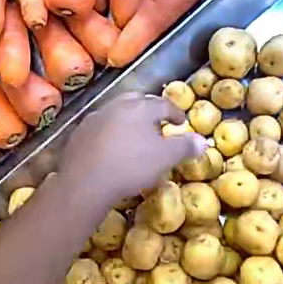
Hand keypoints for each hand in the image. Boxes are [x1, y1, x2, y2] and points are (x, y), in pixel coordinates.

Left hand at [55, 94, 204, 209]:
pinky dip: (110, 132)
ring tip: (135, 135)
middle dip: (149, 109)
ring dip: (128, 120)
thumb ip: (184, 147)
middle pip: (137, 101)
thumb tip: (203, 141)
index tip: (180, 122)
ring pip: (116, 112)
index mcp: (140, 108)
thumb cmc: (131, 166)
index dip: (175, 112)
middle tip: (157, 123)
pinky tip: (111, 147)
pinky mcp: (79, 133)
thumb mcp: (164, 158)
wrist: (85, 182)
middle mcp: (116, 106)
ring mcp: (95, 118)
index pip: (163, 104)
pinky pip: (100, 127)